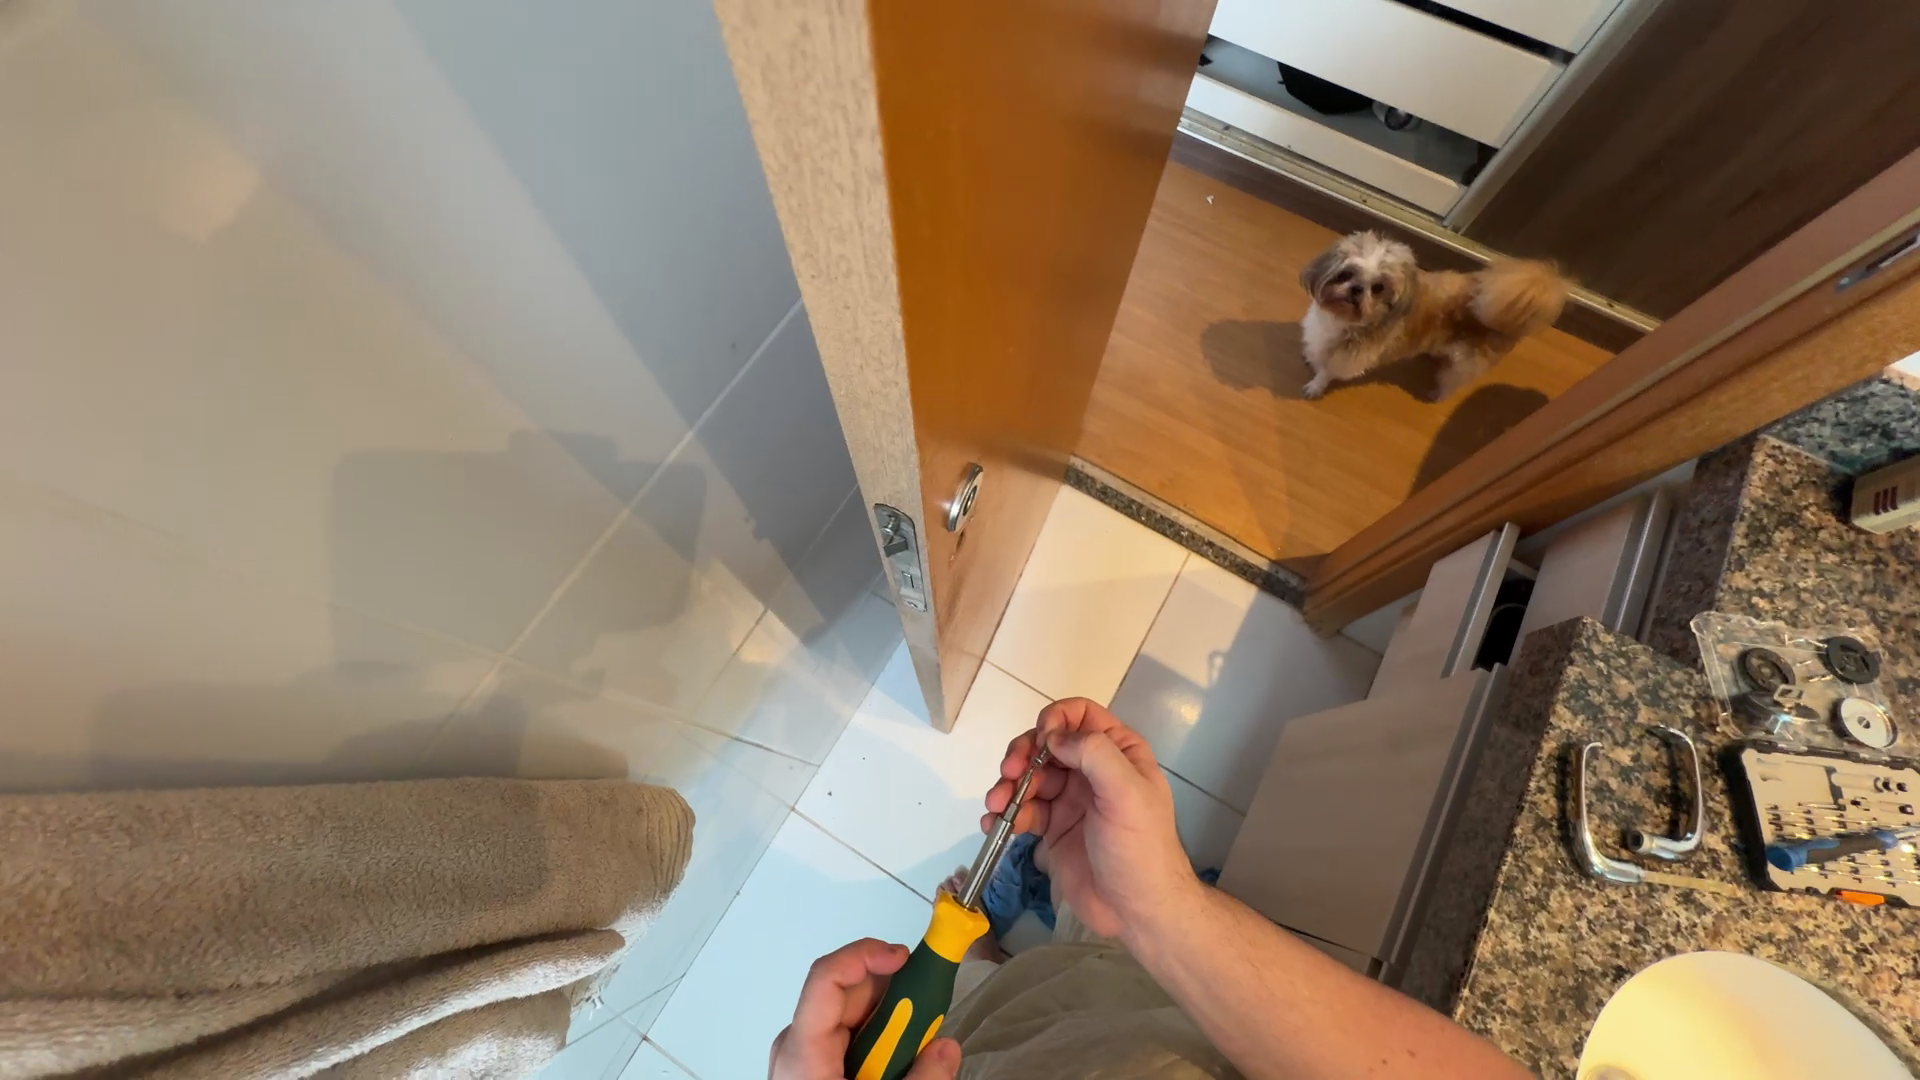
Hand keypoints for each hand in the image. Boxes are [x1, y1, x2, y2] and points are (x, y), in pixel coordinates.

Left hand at [769, 939, 960, 1079]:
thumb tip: (948, 1047)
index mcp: (803, 1051)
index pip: (827, 976)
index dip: (866, 955)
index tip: (906, 960)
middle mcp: (796, 1044)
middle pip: (848, 993)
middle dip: (893, 996)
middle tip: (928, 1016)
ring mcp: (802, 1057)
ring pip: (853, 1015)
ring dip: (889, 1024)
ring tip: (913, 1053)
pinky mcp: (811, 1070)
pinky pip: (848, 1037)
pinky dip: (878, 1043)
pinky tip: (895, 1068)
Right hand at [980, 698, 1197, 939]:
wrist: (1137, 913)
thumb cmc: (1140, 848)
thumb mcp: (1127, 793)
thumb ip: (1093, 754)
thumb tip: (1052, 737)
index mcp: (1117, 752)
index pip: (1081, 714)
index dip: (1056, 719)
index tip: (1042, 742)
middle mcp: (1091, 769)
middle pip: (1046, 743)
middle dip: (1023, 754)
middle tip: (1009, 773)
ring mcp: (1070, 798)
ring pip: (1029, 775)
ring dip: (1008, 785)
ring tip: (997, 806)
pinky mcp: (1052, 827)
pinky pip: (1022, 809)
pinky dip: (1004, 813)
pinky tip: (994, 825)